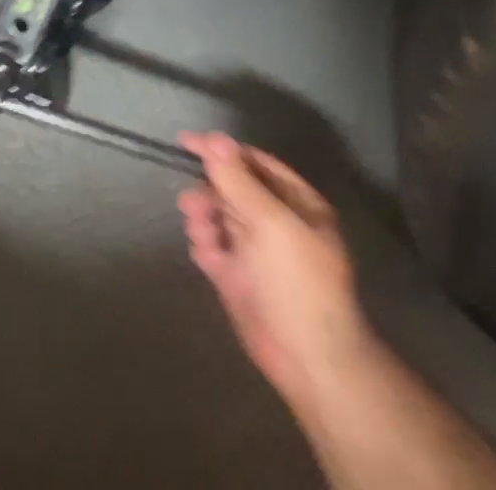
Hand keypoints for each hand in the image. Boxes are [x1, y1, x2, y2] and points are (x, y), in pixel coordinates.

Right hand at [178, 133, 373, 406]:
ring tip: (200, 229)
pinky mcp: (237, 278)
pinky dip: (205, 245)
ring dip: (204, 217)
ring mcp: (256, 251)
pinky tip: (204, 252)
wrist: (308, 356)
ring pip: (219, 218)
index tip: (187, 143)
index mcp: (296, 202)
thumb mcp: (270, 223)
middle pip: (233, 189)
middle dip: (211, 190)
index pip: (255, 163)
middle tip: (194, 203)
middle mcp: (276, 221)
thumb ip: (239, 182)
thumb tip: (216, 139)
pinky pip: (214, 249)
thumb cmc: (298, 281)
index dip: (222, 151)